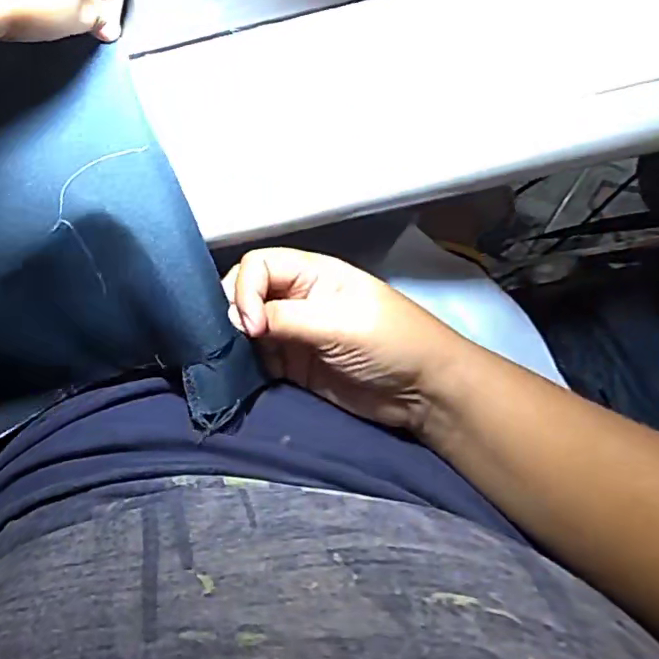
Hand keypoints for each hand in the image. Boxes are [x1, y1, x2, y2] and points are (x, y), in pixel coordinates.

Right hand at [222, 248, 473, 436]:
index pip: (259, 265)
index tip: (250, 324)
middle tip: (237, 339)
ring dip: (234, 339)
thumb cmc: (392, 343)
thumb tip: (237, 321)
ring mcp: (293, 331)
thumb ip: (286, 318)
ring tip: (233, 357)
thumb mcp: (340, 323)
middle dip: (233, 310)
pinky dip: (244, 363)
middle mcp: (297, 297)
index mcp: (312, 273)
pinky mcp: (293, 364)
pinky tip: (241, 372)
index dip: (245, 288)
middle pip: (246, 291)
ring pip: (246, 325)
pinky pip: (257, 357)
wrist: (425, 394)